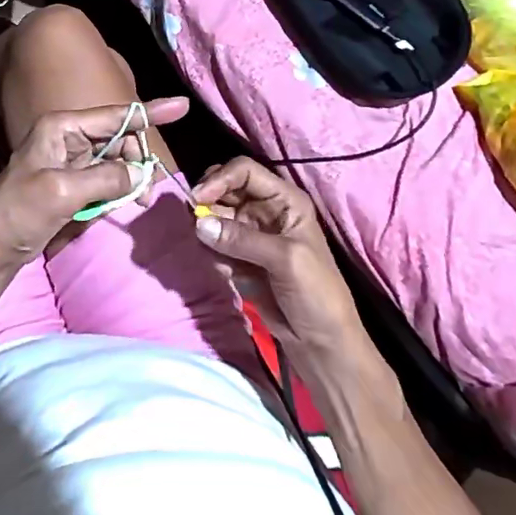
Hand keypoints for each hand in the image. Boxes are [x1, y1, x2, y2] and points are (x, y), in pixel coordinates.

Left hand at [0, 97, 188, 275]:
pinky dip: (116, 191)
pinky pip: (107, 178)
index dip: (150, 112)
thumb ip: (106, 178)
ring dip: (129, 180)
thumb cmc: (19, 211)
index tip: (182, 107)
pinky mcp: (73, 181)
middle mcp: (68, 136)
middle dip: (138, 161)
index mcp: (62, 126)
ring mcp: (71, 159)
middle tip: (147, 192)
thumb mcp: (63, 192)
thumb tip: (140, 173)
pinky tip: (112, 206)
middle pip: (120, 139)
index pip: (115, 115)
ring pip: (116, 161)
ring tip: (136, 202)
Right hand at [191, 158, 364, 360]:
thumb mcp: (285, 260)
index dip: (220, 178)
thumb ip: (242, 239)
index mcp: (285, 199)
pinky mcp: (239, 256)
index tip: (198, 198)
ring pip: (215, 215)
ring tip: (214, 254)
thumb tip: (199, 224)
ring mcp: (251, 233)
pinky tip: (225, 272)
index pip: (244, 171)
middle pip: (225, 188)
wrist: (321, 343)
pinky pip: (215, 243)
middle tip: (194, 218)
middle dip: (207, 200)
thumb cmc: (316, 293)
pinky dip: (212, 252)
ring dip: (207, 229)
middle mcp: (265, 209)